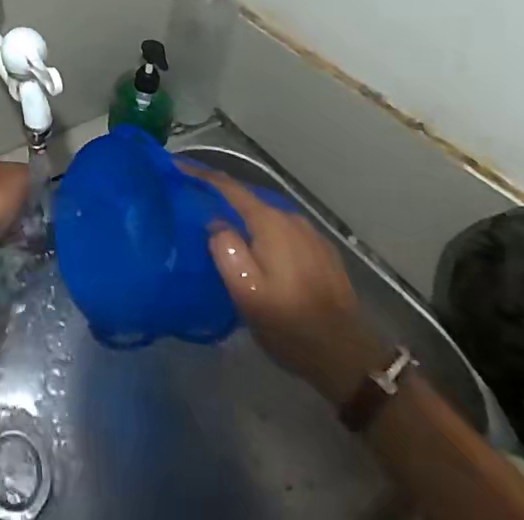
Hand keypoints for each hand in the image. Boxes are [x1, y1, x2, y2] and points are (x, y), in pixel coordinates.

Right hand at [177, 162, 389, 404]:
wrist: (347, 357)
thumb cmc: (288, 323)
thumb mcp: (245, 291)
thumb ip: (226, 249)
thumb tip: (216, 223)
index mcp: (271, 223)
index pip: (229, 187)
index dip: (201, 174)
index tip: (176, 166)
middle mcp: (292, 220)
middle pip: (249, 198)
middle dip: (220, 196)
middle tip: (192, 200)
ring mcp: (311, 236)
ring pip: (267, 215)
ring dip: (244, 216)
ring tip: (220, 224)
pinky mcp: (322, 253)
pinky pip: (283, 230)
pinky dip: (264, 230)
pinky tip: (256, 246)